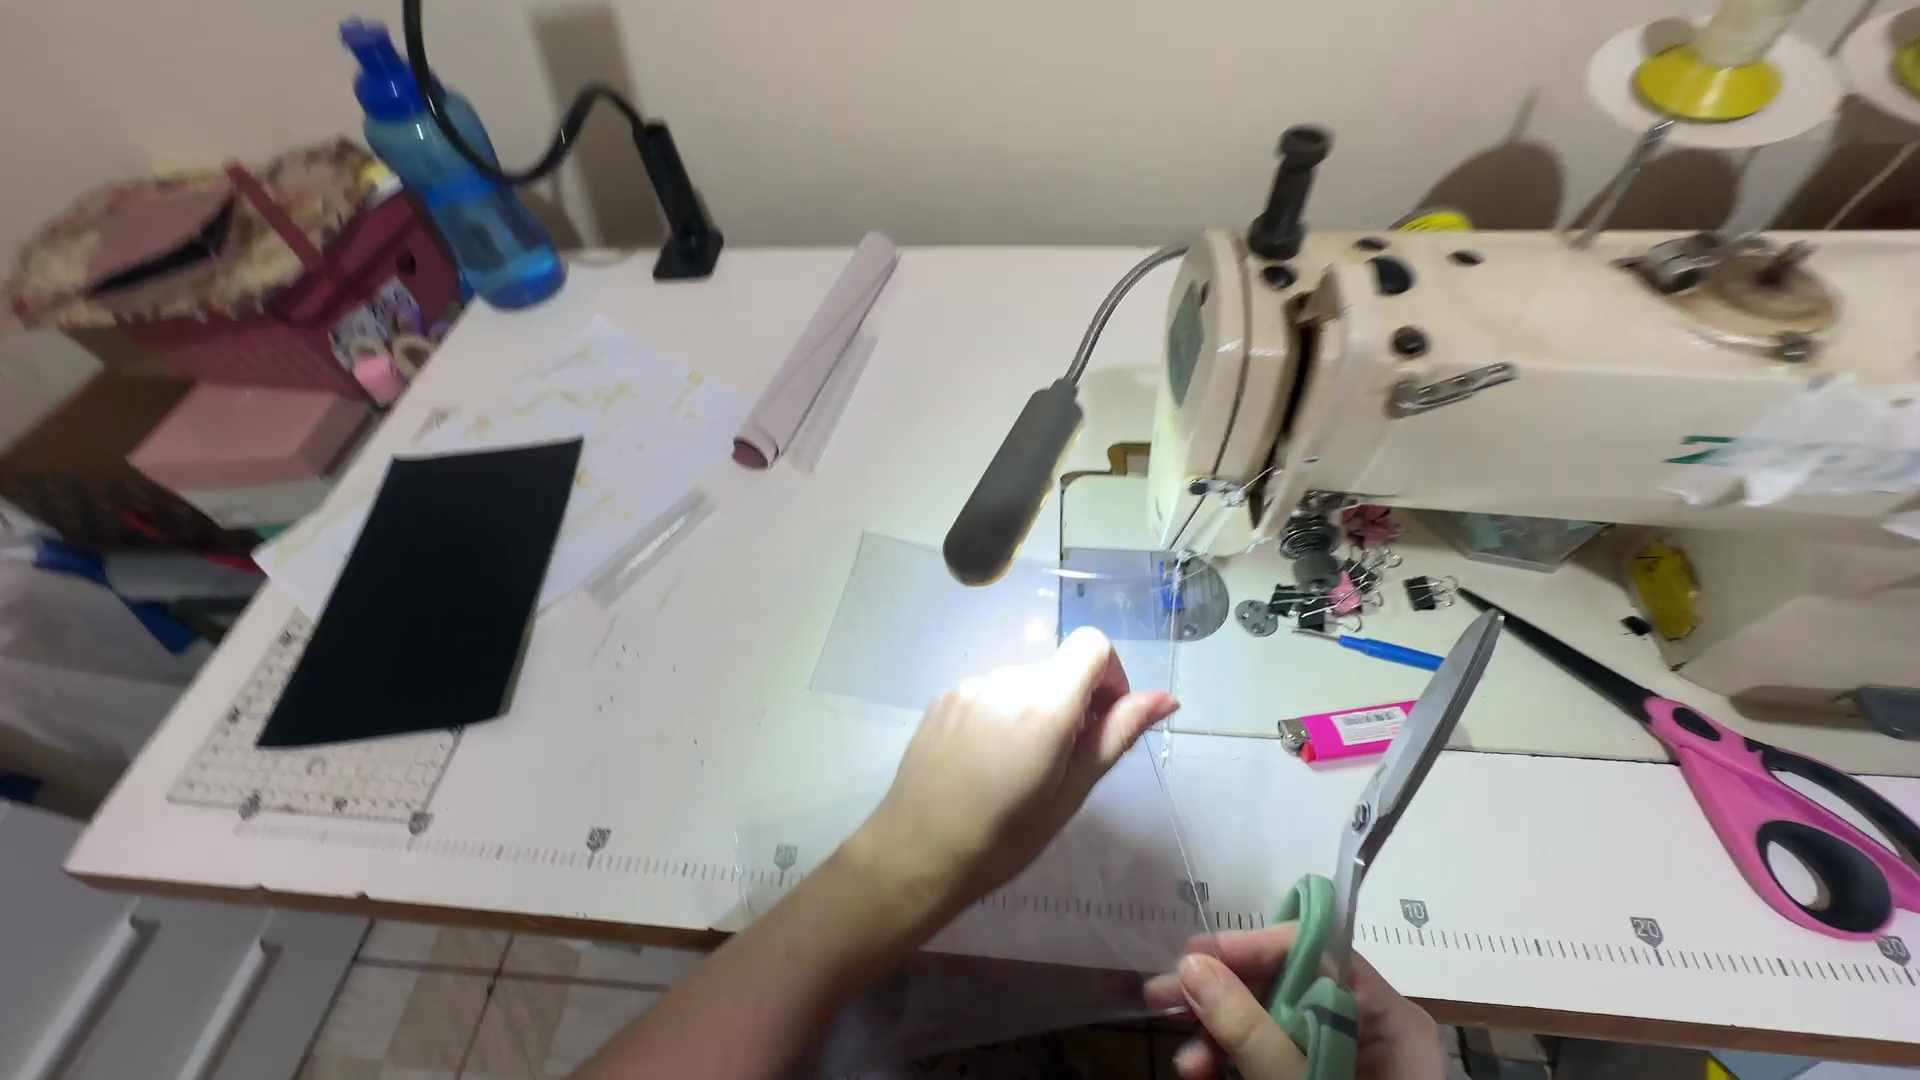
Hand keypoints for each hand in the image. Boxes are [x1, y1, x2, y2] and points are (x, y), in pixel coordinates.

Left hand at [844, 626, 1177, 918]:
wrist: (916, 853)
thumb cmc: (1004, 838)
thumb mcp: (1071, 793)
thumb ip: (1116, 734)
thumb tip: (1166, 698)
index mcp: (1044, 703)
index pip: (1092, 644)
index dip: (1110, 676)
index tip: (1103, 721)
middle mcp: (1005, 679)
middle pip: (1059, 666)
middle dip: (1074, 700)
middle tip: (1062, 761)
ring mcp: (969, 685)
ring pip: (1025, 678)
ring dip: (1038, 706)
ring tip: (1020, 765)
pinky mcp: (944, 696)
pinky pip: (991, 689)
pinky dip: (1005, 711)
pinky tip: (988, 759)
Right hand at [1145, 924, 1443, 1079]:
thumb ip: (1249, 1030)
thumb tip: (1191, 965)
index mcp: (1390, 1020)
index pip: (1317, 952)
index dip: (1253, 947)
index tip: (1194, 955)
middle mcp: (1367, 1026)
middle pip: (1282, 983)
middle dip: (1219, 994)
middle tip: (1161, 994)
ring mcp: (1341, 1053)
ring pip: (1266, 1017)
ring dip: (1216, 1031)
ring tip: (1180, 1058)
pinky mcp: (1315, 1074)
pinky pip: (1267, 1048)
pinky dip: (1230, 1055)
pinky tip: (1197, 1070)